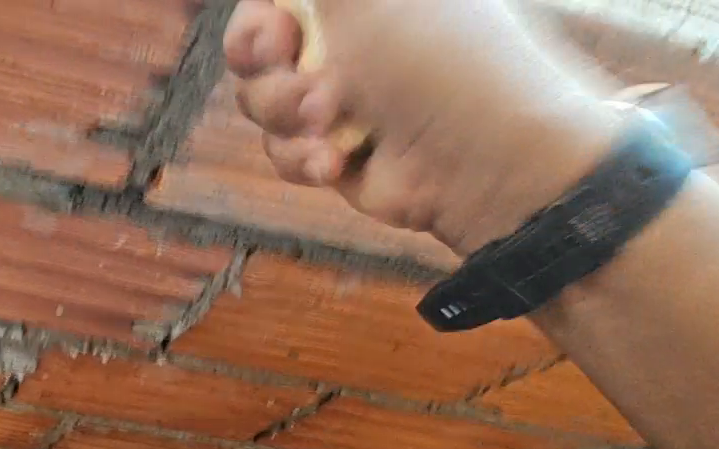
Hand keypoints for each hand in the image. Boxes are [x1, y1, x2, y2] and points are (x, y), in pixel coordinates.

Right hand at [223, 0, 623, 254]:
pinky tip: (337, 162)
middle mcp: (342, 33)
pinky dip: (304, 159)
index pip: (272, 0)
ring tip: (331, 125)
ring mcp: (333, 93)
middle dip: (271, 81)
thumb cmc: (426, 55)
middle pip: (253, 56)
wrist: (465, 153)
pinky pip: (283, 151)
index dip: (254, 25)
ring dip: (289, 123)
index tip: (276, 37)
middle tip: (307, 91)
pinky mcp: (329, 146)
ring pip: (263, 108)